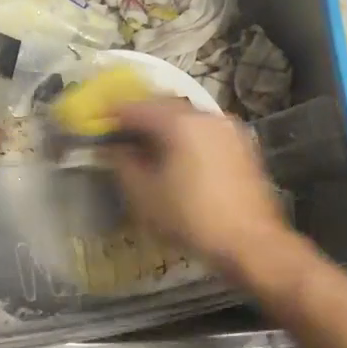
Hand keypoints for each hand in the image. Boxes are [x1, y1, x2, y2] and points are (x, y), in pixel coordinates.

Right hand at [109, 100, 298, 271]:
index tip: (95, 124)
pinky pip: (203, 129)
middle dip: (138, 115)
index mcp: (179, 123)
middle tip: (119, 131)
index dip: (111, 114)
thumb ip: (122, 163)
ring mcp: (227, 129)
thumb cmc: (191, 219)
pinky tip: (175, 154)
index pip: (134, 107)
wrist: (250, 243)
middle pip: (162, 104)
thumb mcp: (143, 195)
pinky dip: (184, 134)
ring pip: (185, 116)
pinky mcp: (241, 145)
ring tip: (146, 144)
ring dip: (163, 124)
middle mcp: (205, 116)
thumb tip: (113, 148)